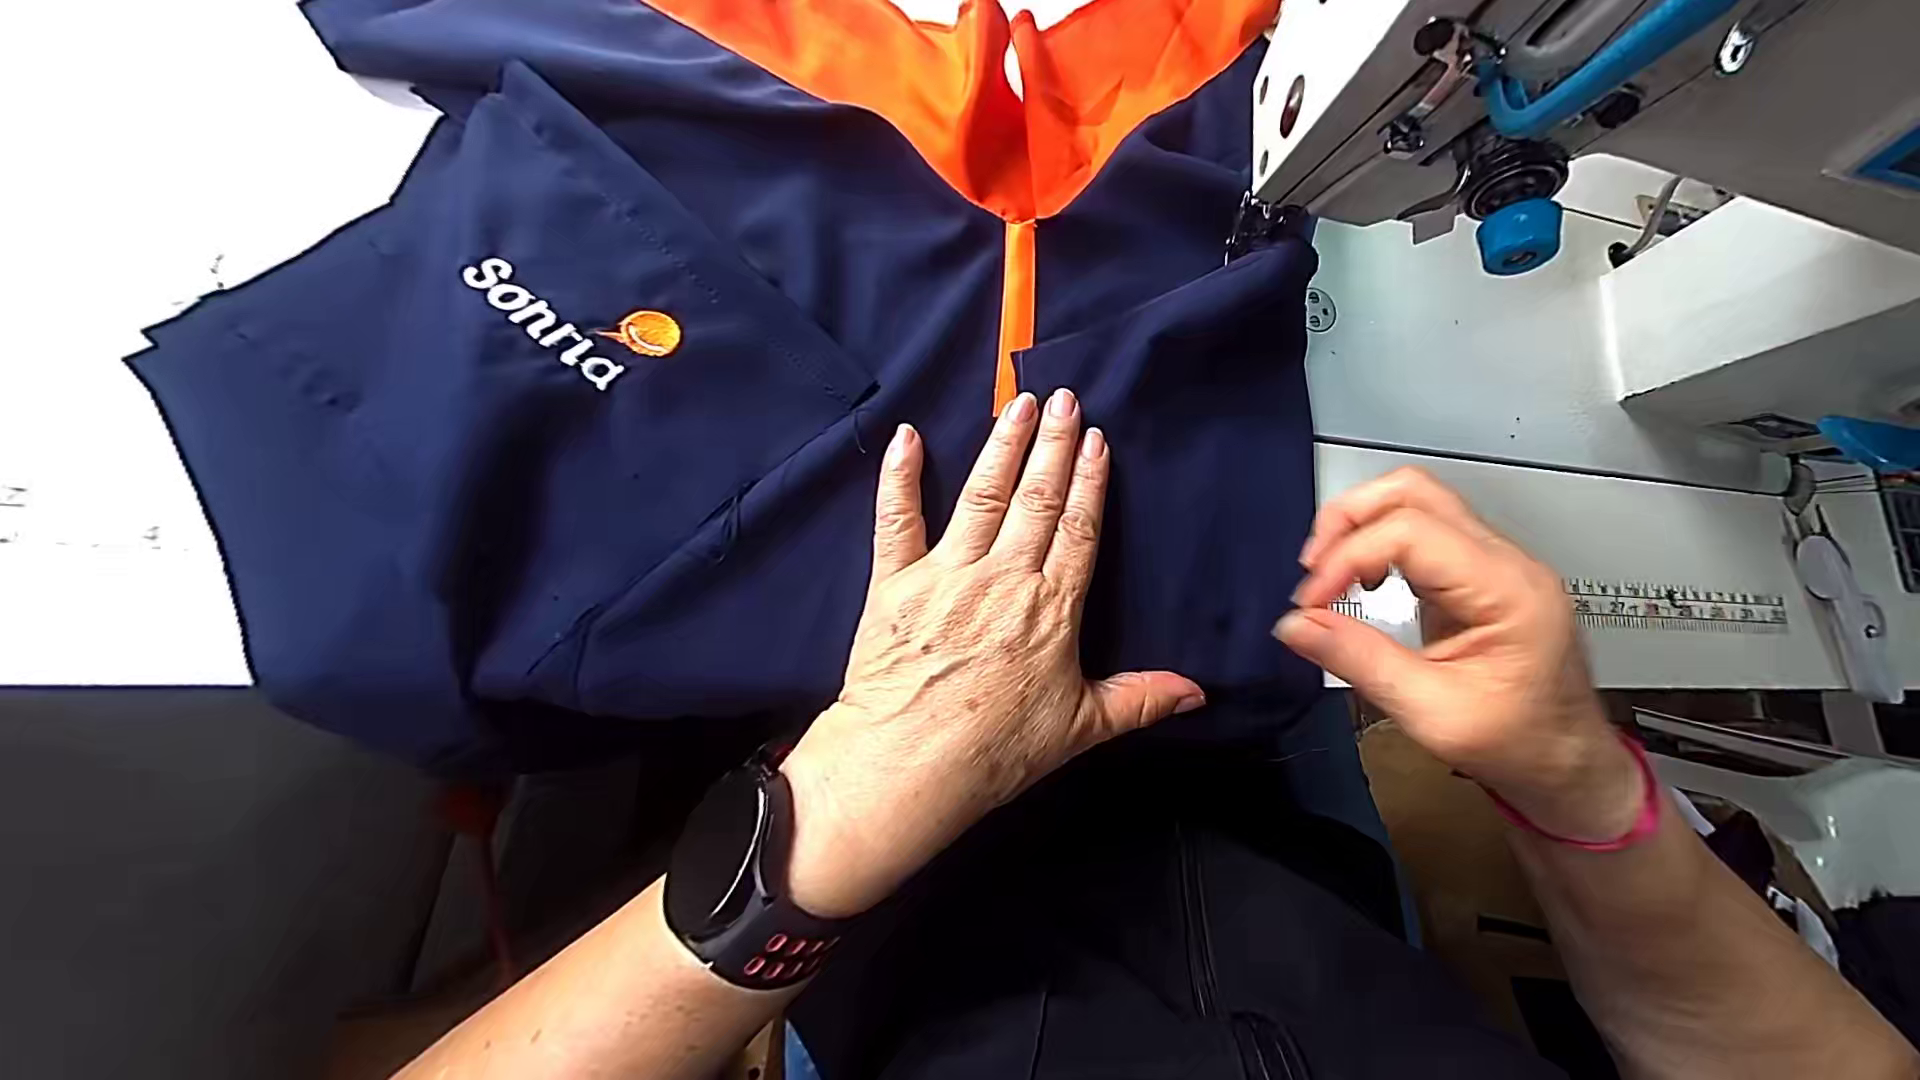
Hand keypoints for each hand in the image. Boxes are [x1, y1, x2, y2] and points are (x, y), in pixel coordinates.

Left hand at [781, 390, 1204, 917]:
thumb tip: (1196, 692)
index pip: (1079, 529)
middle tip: (1064, 401)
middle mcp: (1003, 579)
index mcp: (1050, 608)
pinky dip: (900, 476)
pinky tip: (907, 437)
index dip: (1090, 482)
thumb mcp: (1078, 729)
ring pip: (982, 496)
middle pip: (1037, 499)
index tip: (1096, 441)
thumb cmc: (993, 751)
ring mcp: (947, 574)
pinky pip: (897, 518)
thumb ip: (1138, 700)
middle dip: (1054, 446)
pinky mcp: (896, 582)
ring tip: (1019, 405)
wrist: (909, 767)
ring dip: (1003, 446)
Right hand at [1274, 467, 1642, 842]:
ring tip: (1326, 571)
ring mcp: (1488, 561)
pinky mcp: (1469, 571)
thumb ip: (1357, 660)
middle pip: (1412, 492)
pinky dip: (1369, 541)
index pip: (1409, 532)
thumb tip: (1292, 624)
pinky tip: (1356, 578)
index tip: (1309, 602)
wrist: (1564, 762)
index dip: (1345, 558)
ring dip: (1355, 526)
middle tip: (1312, 568)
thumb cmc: (1514, 743)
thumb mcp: (1428, 712)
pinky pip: (1412, 527)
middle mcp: (1502, 561)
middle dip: (1346, 520)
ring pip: (1410, 499)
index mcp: (1506, 590)